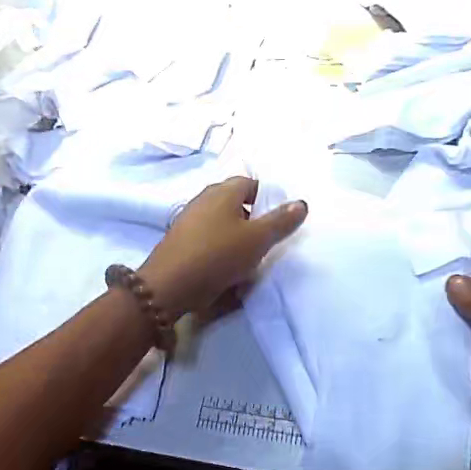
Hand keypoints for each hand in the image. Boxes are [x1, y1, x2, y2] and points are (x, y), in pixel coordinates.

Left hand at [139, 177, 306, 318]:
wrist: (169, 286)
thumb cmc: (218, 255)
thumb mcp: (258, 239)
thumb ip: (281, 221)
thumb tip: (301, 203)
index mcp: (222, 192)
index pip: (250, 183)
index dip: (267, 198)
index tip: (279, 219)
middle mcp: (203, 200)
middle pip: (235, 203)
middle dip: (253, 220)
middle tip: (268, 240)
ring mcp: (188, 221)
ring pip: (221, 224)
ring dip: (236, 238)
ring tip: (250, 258)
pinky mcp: (180, 243)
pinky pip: (208, 241)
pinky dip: (220, 251)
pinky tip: (227, 269)